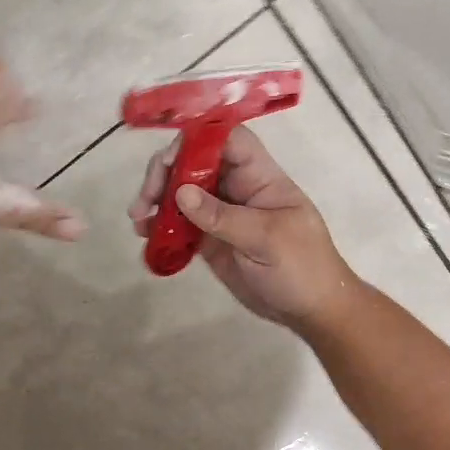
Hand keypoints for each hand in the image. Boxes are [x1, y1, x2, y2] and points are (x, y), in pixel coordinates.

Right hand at [129, 126, 357, 329]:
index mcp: (259, 177)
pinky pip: (179, 224)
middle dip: (165, 173)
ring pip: (181, 192)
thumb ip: (223, 216)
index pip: (228, 140)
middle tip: (145, 200)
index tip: (170, 160)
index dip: (198, 139)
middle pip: (194, 162)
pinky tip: (145, 236)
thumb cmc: (303, 267)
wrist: (312, 310)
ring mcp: (221, 214)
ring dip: (156, 200)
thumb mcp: (267, 240)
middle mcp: (236, 188)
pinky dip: (159, 226)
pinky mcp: (209, 240)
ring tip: (137, 220)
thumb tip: (181, 192)